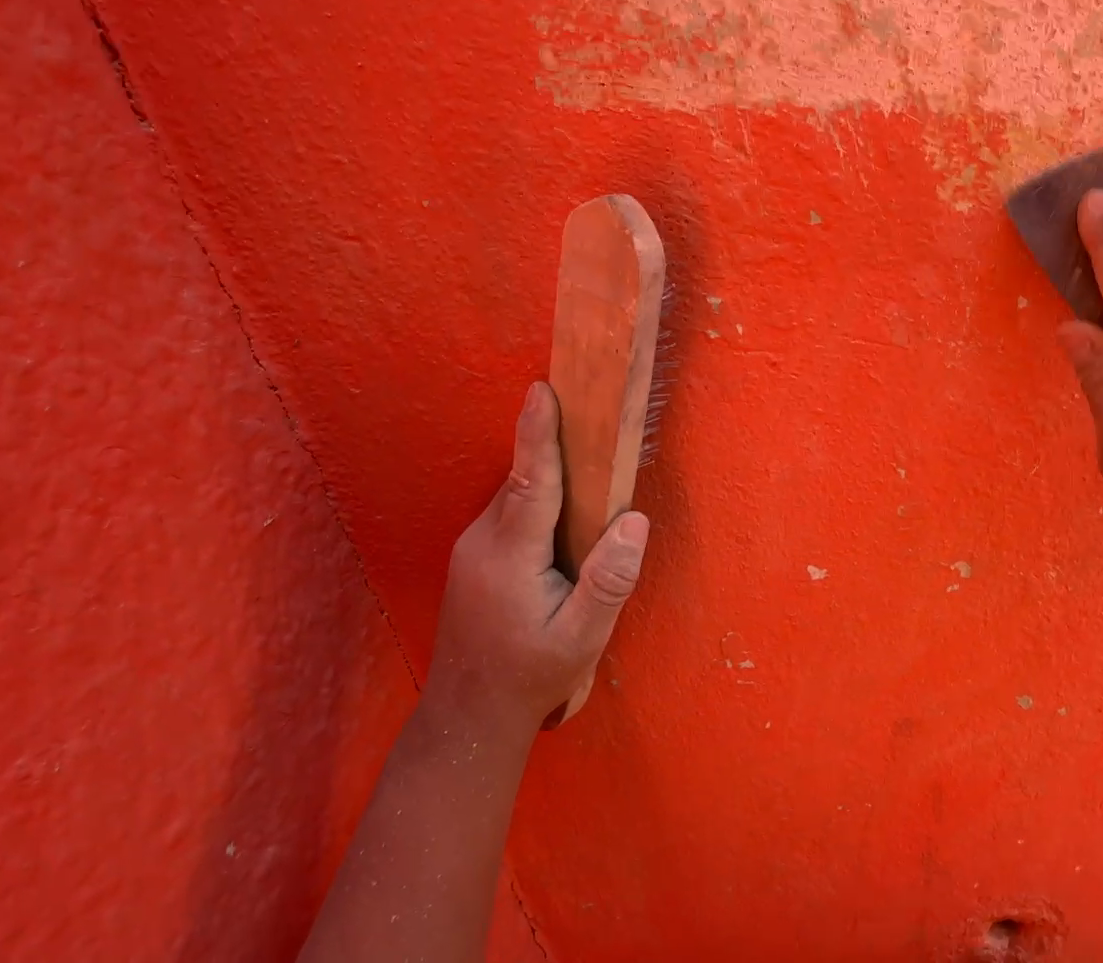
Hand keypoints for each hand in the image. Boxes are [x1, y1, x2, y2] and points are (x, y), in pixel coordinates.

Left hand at [428, 381, 649, 731]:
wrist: (469, 714)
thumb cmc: (531, 676)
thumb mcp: (582, 637)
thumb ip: (608, 580)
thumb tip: (633, 520)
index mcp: (511, 556)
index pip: (529, 482)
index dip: (538, 433)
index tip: (542, 389)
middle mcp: (483, 541)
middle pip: (526, 482)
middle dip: (557, 449)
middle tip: (593, 421)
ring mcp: (472, 547)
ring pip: (518, 497)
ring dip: (551, 481)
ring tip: (590, 476)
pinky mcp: (474, 556)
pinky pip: (511, 513)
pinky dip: (539, 502)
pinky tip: (564, 524)